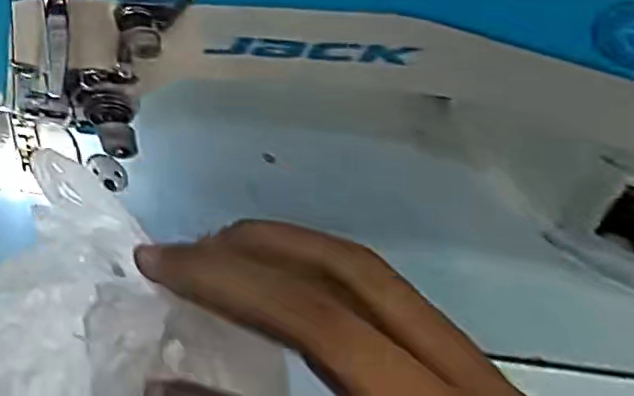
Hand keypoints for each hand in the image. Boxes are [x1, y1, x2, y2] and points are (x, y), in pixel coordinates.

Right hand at [135, 221, 521, 395]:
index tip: (155, 267)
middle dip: (249, 250)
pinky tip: (278, 284)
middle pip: (348, 274)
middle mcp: (466, 385)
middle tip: (180, 251)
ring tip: (217, 252)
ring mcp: (479, 378)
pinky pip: (385, 299)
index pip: (319, 323)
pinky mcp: (472, 376)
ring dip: (281, 250)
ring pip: (371, 274)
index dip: (225, 287)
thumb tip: (160, 383)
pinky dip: (316, 276)